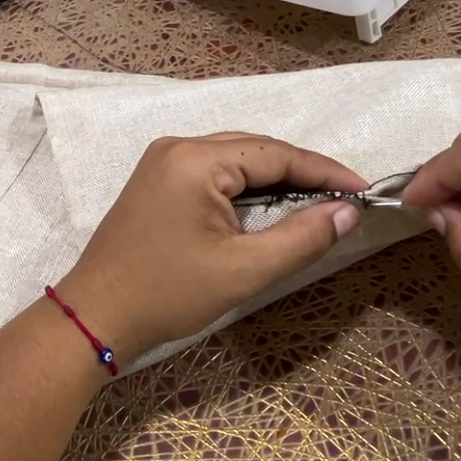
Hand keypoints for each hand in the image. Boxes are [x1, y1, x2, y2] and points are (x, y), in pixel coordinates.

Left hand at [53, 133, 365, 365]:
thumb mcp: (243, 270)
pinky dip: (244, 187)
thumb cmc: (168, 293)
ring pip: (233, 159)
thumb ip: (301, 238)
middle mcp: (176, 147)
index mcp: (195, 160)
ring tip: (314, 203)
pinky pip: (211, 172)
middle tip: (342, 200)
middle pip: (254, 149)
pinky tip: (266, 207)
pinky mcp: (154, 181)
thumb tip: (346, 212)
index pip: (275, 154)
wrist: (96, 314)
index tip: (363, 191)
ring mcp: (161, 162)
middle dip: (301, 173)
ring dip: (273, 179)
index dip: (324, 171)